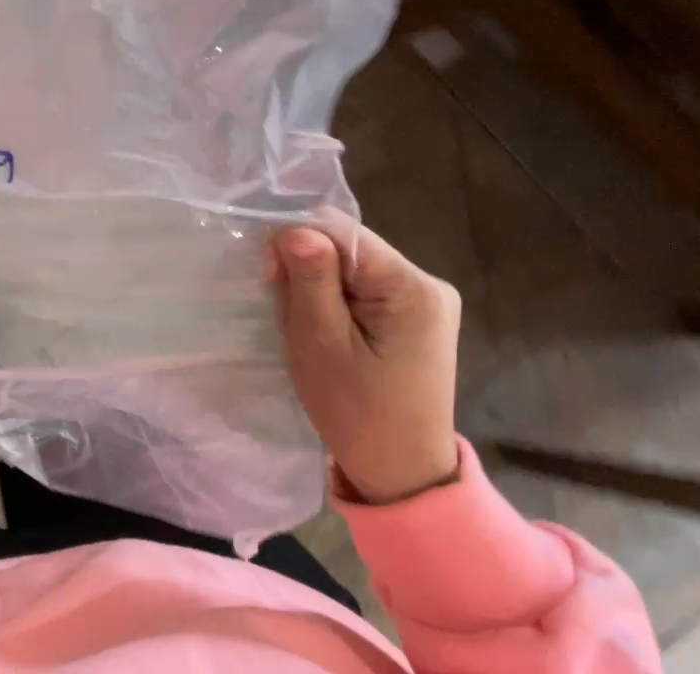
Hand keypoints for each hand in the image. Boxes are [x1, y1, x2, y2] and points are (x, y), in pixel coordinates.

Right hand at [271, 214, 461, 504]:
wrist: (400, 468)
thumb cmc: (355, 409)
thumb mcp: (319, 342)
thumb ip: (310, 281)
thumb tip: (296, 230)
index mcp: (411, 287)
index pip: (341, 232)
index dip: (297, 246)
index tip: (272, 282)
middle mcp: (426, 283)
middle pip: (346, 247)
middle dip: (306, 271)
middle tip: (290, 316)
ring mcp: (423, 300)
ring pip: (349, 267)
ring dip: (316, 290)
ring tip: (309, 331)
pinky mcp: (413, 316)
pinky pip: (360, 288)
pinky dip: (332, 303)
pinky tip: (327, 333)